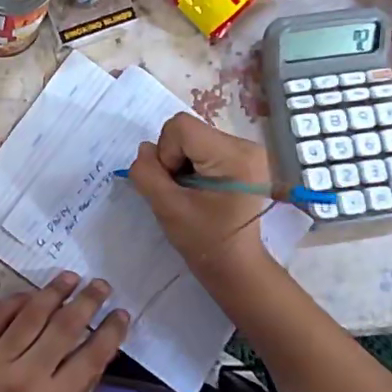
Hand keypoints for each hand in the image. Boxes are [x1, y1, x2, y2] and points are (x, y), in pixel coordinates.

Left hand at [0, 271, 129, 391]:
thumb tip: (103, 344)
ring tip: (72, 277)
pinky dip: (19, 300)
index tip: (121, 313)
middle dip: (87, 301)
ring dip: (55, 291)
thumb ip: (84, 384)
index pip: (91, 357)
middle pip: (63, 327)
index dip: (110, 331)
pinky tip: (36, 293)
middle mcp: (27, 377)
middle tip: (101, 285)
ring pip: (32, 314)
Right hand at [127, 113, 274, 274]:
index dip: (165, 153)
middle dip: (172, 158)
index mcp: (234, 156)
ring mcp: (246, 151)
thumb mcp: (166, 208)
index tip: (175, 184)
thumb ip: (147, 173)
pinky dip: (190, 164)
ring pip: (192, 138)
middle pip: (187, 131)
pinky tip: (199, 189)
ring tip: (190, 192)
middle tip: (181, 191)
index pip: (180, 127)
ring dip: (180, 162)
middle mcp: (246, 145)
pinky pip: (202, 146)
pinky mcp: (241, 158)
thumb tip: (145, 149)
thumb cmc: (204, 240)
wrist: (234, 264)